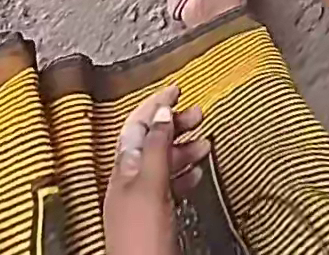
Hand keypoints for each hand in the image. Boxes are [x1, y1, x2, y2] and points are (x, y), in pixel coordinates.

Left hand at [103, 85, 212, 254]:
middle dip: (175, 123)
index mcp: (124, 166)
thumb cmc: (140, 240)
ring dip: (184, 147)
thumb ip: (155, 146)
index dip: (157, 103)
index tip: (176, 90)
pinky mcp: (156, 217)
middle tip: (197, 113)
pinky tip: (196, 173)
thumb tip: (161, 112)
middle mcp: (131, 178)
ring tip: (204, 140)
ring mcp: (142, 198)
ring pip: (164, 161)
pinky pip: (170, 184)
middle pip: (153, 140)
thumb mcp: (150, 184)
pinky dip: (184, 173)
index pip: (139, 123)